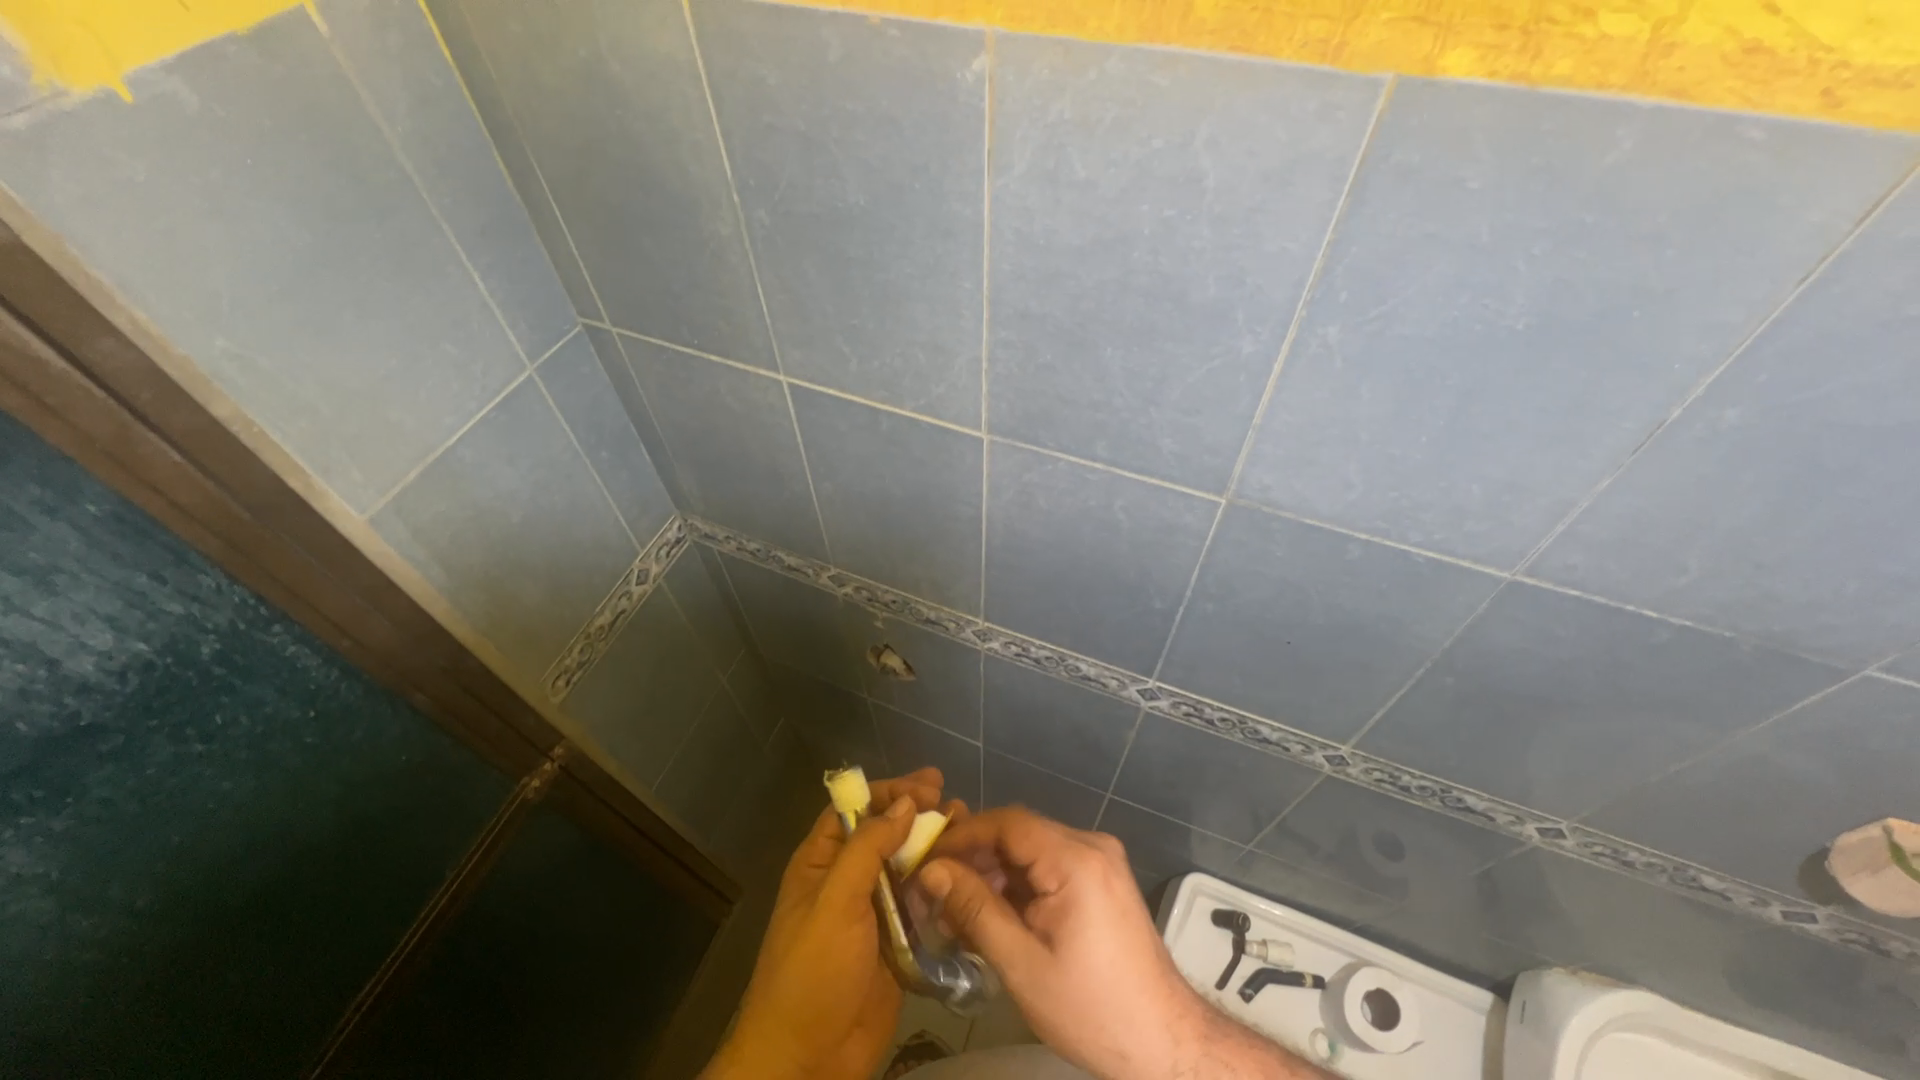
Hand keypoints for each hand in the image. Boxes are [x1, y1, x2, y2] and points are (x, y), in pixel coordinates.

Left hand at [702, 768, 957, 1079]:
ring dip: (933, 847)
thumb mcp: (834, 901)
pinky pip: (920, 905)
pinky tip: (966, 875)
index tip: (928, 785)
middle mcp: (846, 882)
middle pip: (884, 835)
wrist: (808, 1058)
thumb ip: (868, 849)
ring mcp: (872, 914)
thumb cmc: (812, 972)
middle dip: (916, 814)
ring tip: (967, 830)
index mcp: (820, 865)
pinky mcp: (895, 944)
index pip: (852, 811)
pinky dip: (940, 886)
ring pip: (906, 868)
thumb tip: (904, 804)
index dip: (888, 792)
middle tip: (953, 801)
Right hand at [915, 807, 1330, 1079]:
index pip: (1006, 822)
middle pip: (1017, 834)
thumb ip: (974, 909)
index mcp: (1076, 859)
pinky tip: (991, 918)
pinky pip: (1049, 869)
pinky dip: (1018, 888)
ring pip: (1030, 852)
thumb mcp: (1022, 963)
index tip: (923, 862)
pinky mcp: (1102, 883)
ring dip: (992, 877)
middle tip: (932, 896)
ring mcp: (1100, 863)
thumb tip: (930, 871)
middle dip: (972, 861)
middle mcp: (1091, 846)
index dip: (961, 836)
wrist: (1163, 1039)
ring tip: (955, 915)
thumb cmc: (1091, 1006)